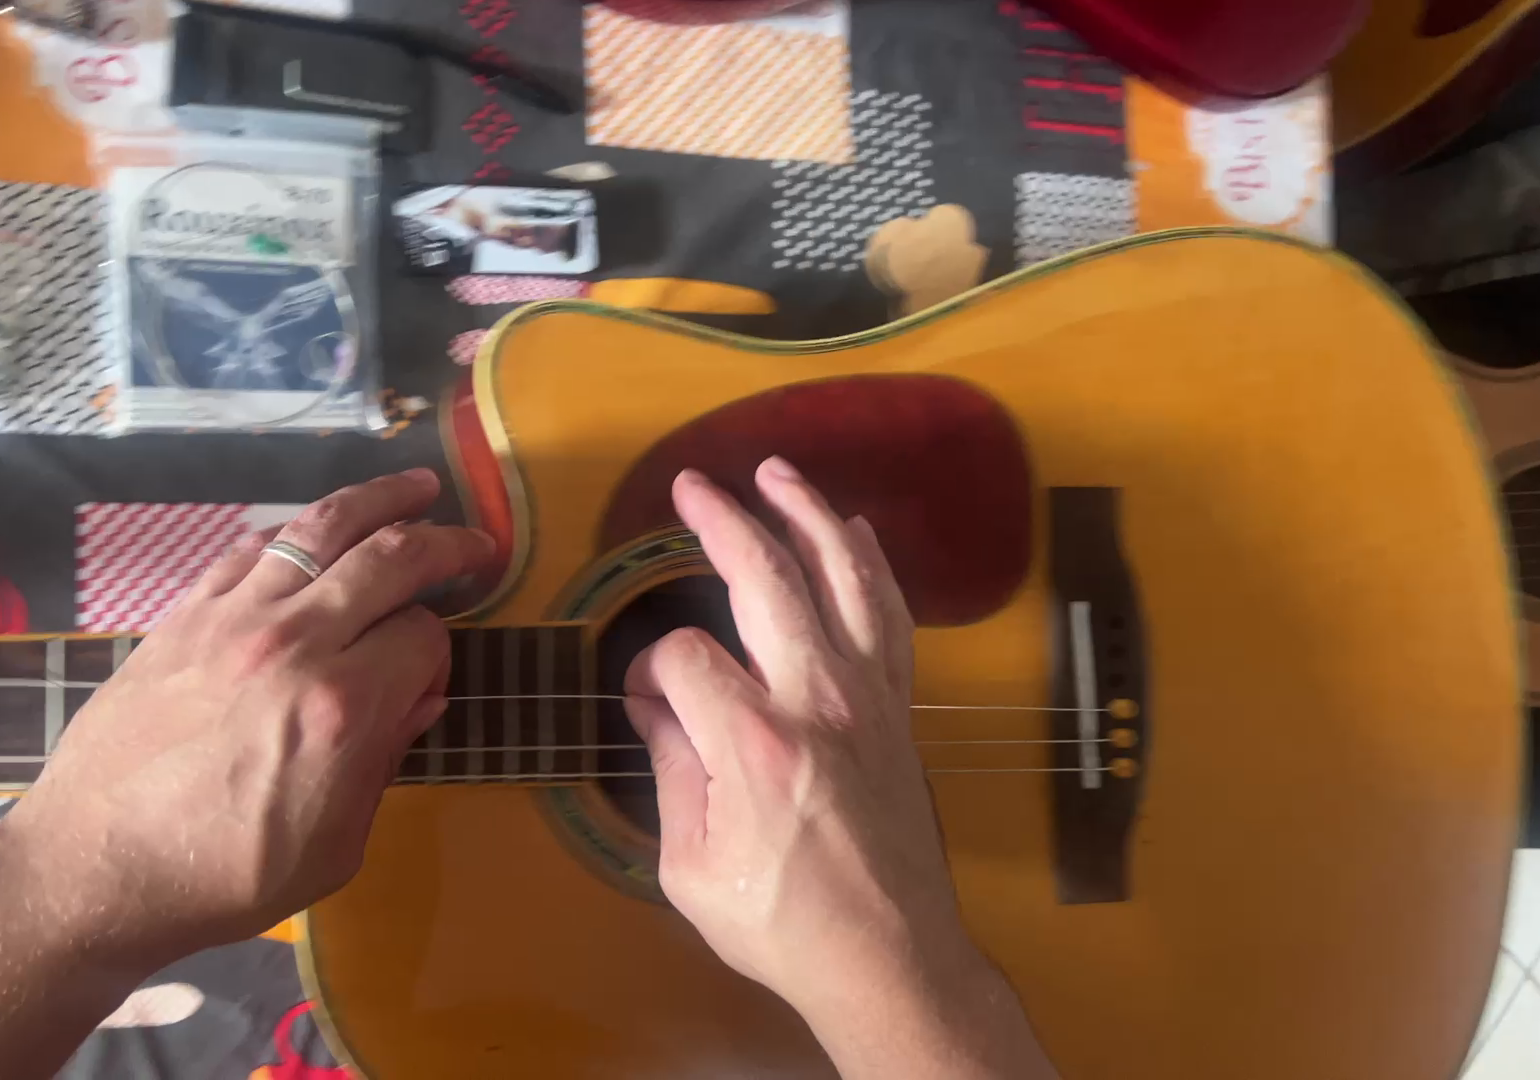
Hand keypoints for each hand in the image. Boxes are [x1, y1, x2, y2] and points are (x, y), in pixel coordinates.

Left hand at [0, 468, 495, 966]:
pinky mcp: (186, 613)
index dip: (438, 653)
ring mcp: (234, 617)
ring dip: (381, 498)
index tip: (424, 677)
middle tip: (475, 542)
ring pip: (322, 528)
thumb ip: (387, 758)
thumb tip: (420, 695)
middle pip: (390, 558)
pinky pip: (254, 546)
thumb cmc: (225, 873)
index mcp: (342, 706)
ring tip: (417, 485)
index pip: (423, 636)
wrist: (87, 874)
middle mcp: (295, 643)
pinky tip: (321, 527)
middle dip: (445, 543)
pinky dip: (298, 529)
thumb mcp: (337, 844)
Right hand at [625, 458, 955, 1007]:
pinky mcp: (896, 704)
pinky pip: (888, 612)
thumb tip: (651, 699)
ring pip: (840, 574)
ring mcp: (866, 694)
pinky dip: (869, 563)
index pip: (681, 656)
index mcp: (749, 742)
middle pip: (765, 576)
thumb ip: (667, 765)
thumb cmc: (781, 922)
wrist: (891, 957)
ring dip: (806, 514)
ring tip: (776, 472)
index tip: (643, 695)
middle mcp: (814, 698)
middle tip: (692, 485)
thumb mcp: (688, 864)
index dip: (648, 668)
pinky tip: (853, 530)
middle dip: (721, 520)